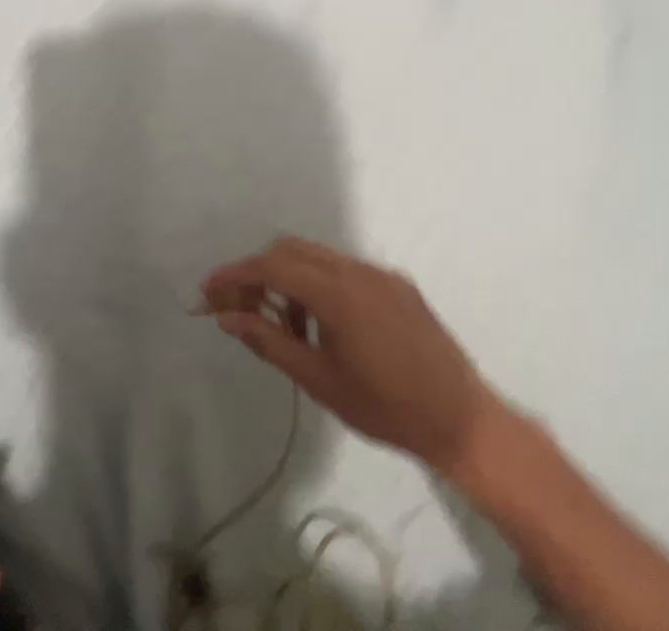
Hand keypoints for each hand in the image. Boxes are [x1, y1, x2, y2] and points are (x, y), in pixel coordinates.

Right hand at [200, 237, 503, 471]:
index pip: (273, 266)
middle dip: (259, 273)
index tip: (207, 292)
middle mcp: (360, 272)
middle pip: (292, 250)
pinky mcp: (399, 286)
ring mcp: (383, 276)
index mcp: (339, 294)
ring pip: (319, 259)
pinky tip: (322, 327)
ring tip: (285, 329)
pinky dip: (320, 286)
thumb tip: (227, 318)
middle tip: (240, 310)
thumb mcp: (318, 379)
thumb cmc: (384, 407)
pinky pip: (346, 272)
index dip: (235, 275)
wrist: (461, 419)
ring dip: (290, 280)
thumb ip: (268, 341)